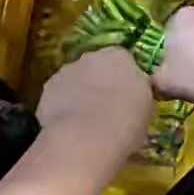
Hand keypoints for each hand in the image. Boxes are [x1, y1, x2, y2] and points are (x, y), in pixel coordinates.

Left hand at [36, 48, 152, 158]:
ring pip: (75, 80)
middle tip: (107, 110)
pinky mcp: (47, 88)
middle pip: (97, 68)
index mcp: (119, 57)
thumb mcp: (146, 109)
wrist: (86, 137)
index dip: (126, 83)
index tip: (128, 101)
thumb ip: (137, 95)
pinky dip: (63, 105)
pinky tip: (69, 125)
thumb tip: (131, 99)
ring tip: (86, 122)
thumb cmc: (126, 123)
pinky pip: (59, 95)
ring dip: (80, 94)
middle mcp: (90, 57)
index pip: (125, 63)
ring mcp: (66, 71)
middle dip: (101, 85)